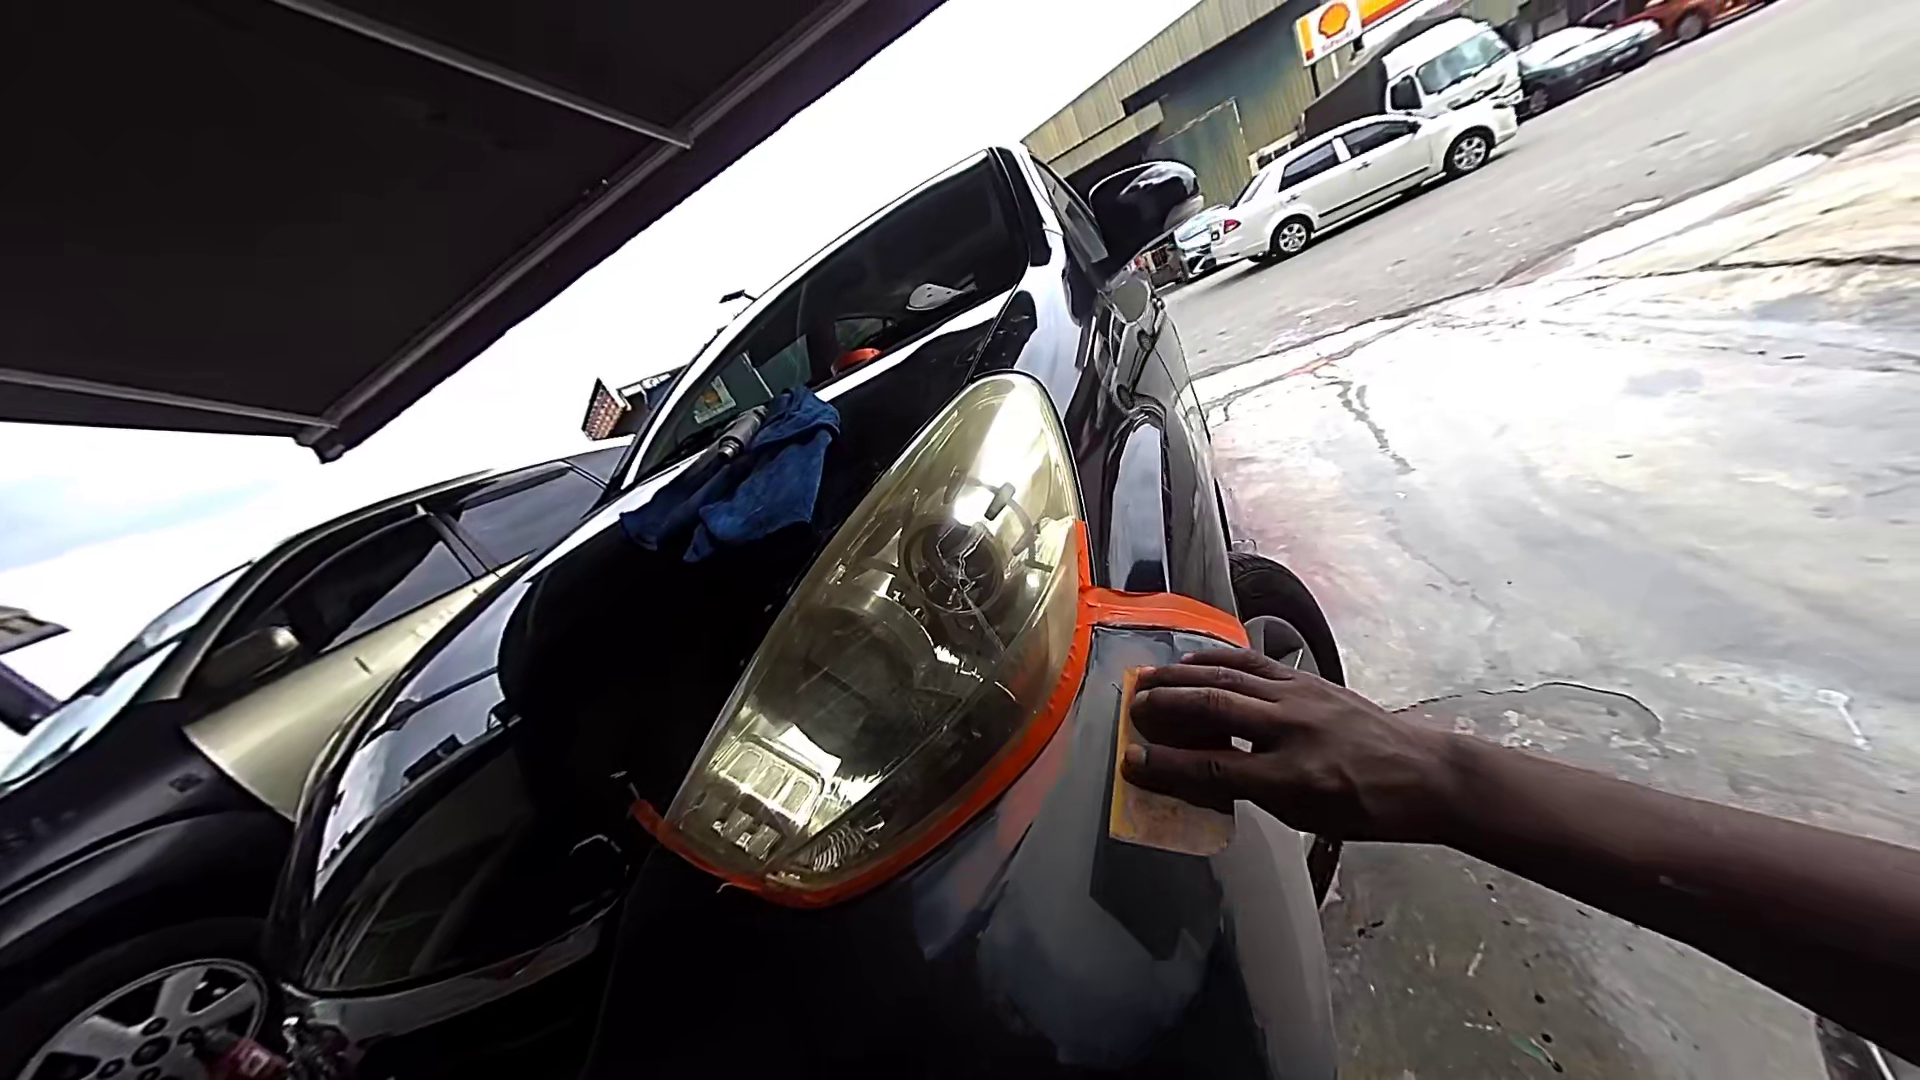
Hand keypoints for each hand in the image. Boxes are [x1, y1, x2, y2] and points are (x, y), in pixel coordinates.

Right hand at [1123, 649, 1460, 842]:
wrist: (1426, 774)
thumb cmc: (1366, 807)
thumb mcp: (1305, 816)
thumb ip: (1248, 789)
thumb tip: (1196, 768)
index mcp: (1297, 779)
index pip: (1214, 769)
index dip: (1166, 765)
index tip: (1132, 760)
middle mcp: (1294, 731)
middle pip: (1214, 710)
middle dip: (1165, 706)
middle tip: (1133, 707)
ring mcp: (1300, 697)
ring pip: (1226, 678)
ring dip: (1179, 676)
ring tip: (1147, 678)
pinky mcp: (1305, 677)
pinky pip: (1250, 661)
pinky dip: (1213, 658)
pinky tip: (1189, 660)